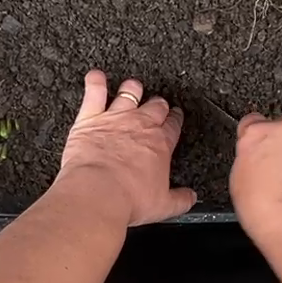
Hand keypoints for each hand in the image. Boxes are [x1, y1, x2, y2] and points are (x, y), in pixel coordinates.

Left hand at [56, 70, 195, 225]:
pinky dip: (95, 82)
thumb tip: (191, 198)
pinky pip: (95, 92)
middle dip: (158, 104)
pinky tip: (96, 76)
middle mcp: (140, 126)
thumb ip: (180, 199)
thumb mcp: (163, 205)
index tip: (175, 117)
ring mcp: (115, 119)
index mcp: (160, 144)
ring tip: (133, 86)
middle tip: (159, 104)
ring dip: (132, 89)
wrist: (98, 193)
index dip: (175, 120)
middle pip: (155, 106)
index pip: (173, 125)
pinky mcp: (90, 119)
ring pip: (128, 93)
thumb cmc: (128, 199)